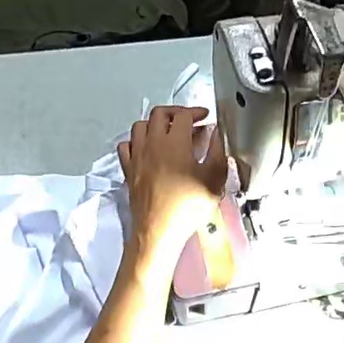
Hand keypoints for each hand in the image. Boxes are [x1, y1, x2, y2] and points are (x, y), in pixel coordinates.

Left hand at [118, 105, 228, 257]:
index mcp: (175, 143)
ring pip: (140, 126)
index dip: (196, 113)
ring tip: (168, 130)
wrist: (158, 230)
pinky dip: (136, 141)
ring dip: (155, 123)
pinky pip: (126, 145)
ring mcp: (137, 156)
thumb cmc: (186, 207)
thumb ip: (217, 153)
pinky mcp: (128, 170)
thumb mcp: (214, 179)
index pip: (184, 116)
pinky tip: (146, 147)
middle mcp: (152, 144)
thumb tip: (216, 136)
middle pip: (159, 114)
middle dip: (176, 112)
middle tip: (188, 120)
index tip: (204, 117)